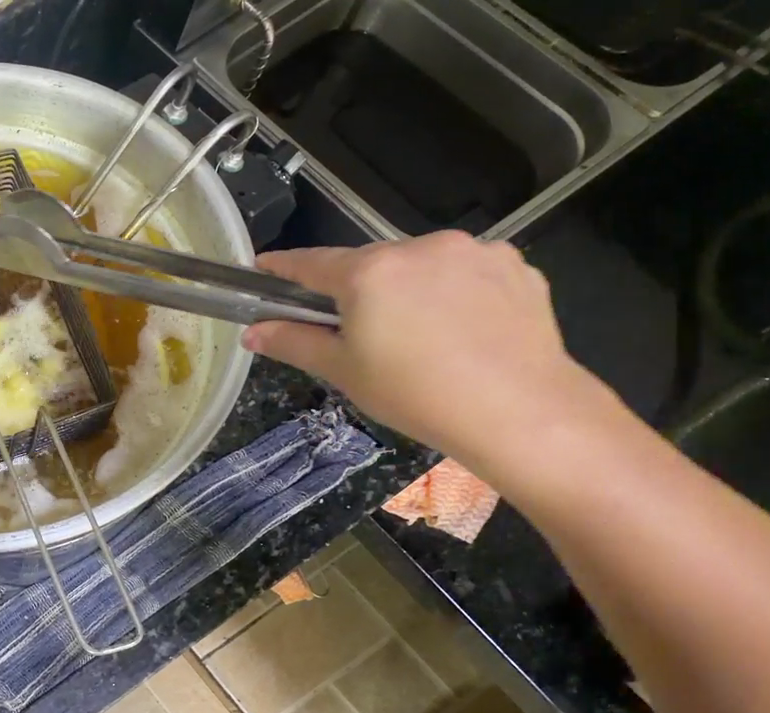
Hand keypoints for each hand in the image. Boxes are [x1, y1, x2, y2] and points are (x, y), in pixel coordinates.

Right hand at [246, 231, 609, 461]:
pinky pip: (466, 274)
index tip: (265, 269)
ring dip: (407, 290)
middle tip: (354, 331)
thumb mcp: (342, 371)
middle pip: (371, 264)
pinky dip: (452, 293)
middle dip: (357, 290)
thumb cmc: (413, 393)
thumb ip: (294, 342)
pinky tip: (457, 331)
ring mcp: (475, 252)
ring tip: (414, 336)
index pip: (312, 263)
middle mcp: (421, 248)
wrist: (517, 407)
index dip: (284, 267)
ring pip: (421, 266)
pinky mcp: (516, 266)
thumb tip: (253, 331)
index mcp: (370, 272)